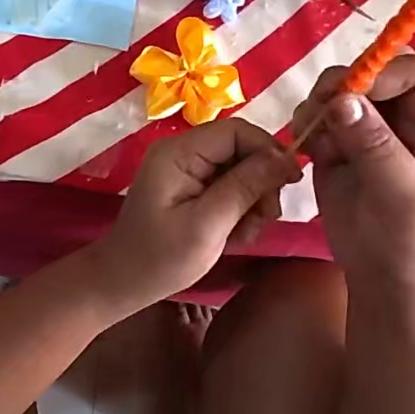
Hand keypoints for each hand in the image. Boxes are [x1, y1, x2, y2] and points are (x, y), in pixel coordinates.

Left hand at [89, 117, 301, 309]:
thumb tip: (284, 157)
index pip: (237, 131)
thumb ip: (245, 187)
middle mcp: (181, 152)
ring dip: (252, 201)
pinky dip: (238, 210)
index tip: (291, 181)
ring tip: (245, 234)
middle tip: (265, 219)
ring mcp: (185, 170)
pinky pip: (227, 187)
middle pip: (240, 150)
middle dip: (260, 183)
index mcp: (178, 152)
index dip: (269, 150)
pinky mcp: (189, 188)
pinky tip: (234, 236)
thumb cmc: (160, 259)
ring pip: (238, 170)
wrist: (123, 283)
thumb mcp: (208, 225)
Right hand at [291, 57, 414, 297]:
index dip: (382, 75)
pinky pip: (323, 120)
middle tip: (316, 107)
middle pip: (380, 79)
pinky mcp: (346, 149)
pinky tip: (305, 144)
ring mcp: (379, 135)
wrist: (389, 289)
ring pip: (346, 94)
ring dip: (321, 104)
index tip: (344, 92)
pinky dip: (309, 124)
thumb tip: (341, 99)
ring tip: (306, 130)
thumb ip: (376, 147)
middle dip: (345, 86)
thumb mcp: (407, 199)